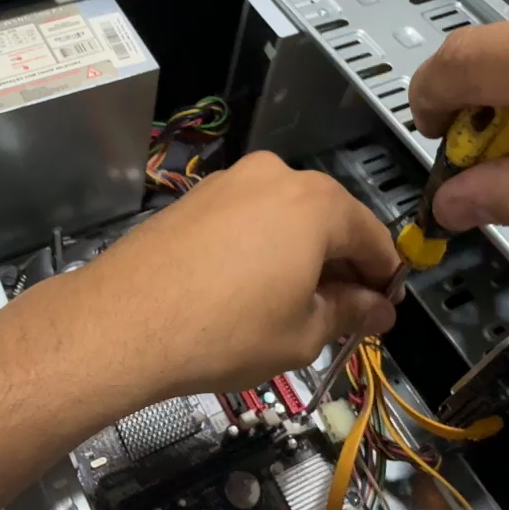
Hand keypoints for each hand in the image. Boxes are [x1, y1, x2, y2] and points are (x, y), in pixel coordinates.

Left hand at [50, 151, 399, 397]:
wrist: (124, 321)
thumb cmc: (225, 330)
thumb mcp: (302, 333)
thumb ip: (349, 313)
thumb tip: (377, 308)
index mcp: (315, 202)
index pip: (373, 237)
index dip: (384, 277)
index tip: (383, 310)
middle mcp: (275, 176)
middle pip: (329, 219)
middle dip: (341, 264)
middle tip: (342, 314)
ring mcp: (230, 181)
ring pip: (286, 216)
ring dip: (301, 254)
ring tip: (292, 305)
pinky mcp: (196, 197)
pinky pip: (248, 217)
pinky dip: (263, 245)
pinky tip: (250, 286)